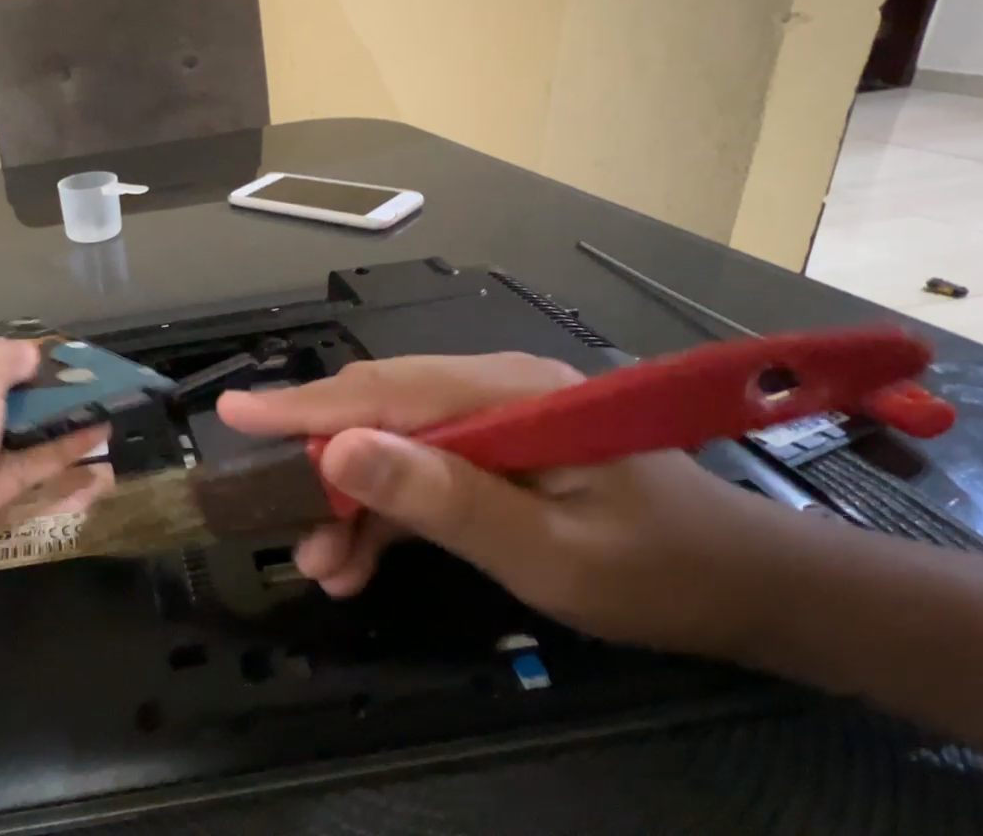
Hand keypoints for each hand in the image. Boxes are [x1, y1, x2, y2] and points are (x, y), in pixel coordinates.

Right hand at [217, 354, 796, 657]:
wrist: (749, 590)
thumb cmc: (660, 572)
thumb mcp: (547, 551)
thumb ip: (444, 499)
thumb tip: (342, 451)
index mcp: (510, 396)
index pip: (382, 392)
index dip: (302, 406)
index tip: (233, 413)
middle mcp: (493, 392)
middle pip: (377, 413)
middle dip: (322, 468)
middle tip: (282, 524)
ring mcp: (493, 422)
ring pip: (391, 447)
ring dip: (351, 502)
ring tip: (322, 564)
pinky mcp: (495, 454)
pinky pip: (421, 472)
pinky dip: (385, 513)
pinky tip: (357, 560)